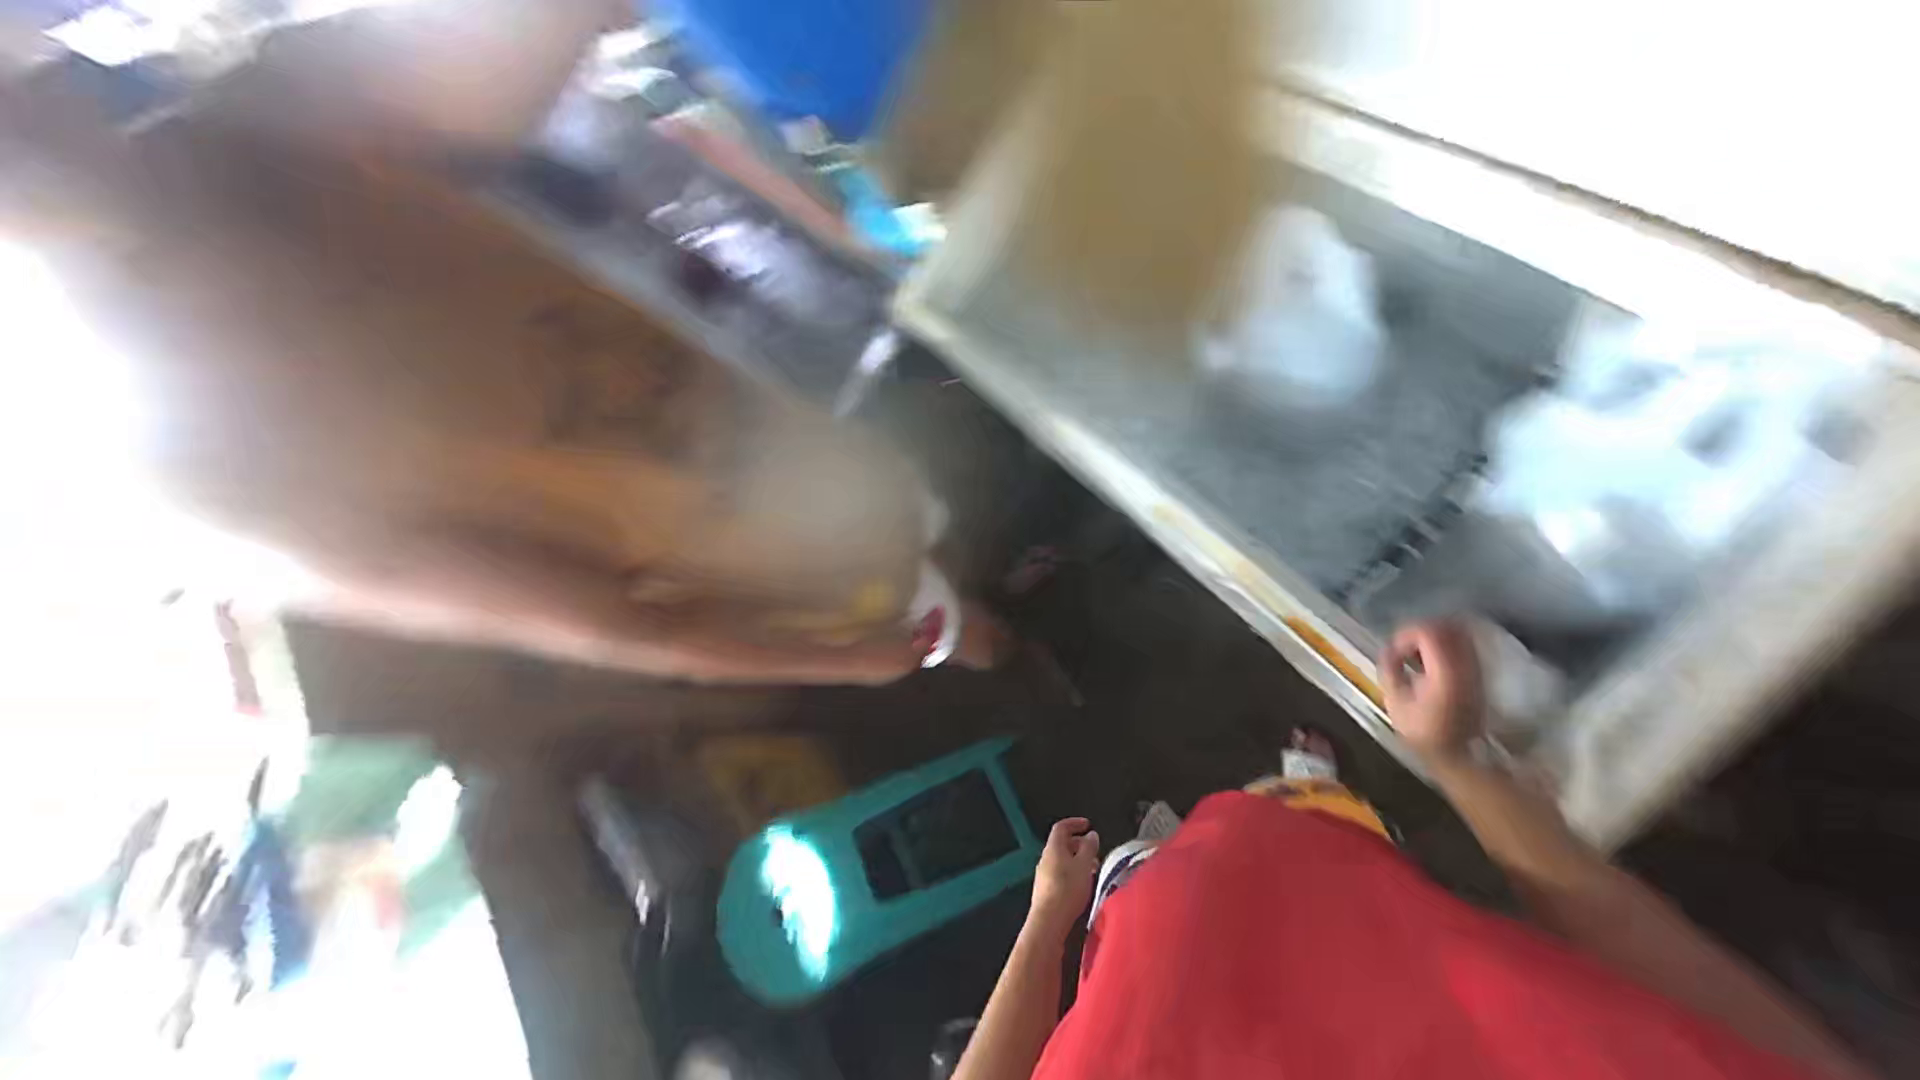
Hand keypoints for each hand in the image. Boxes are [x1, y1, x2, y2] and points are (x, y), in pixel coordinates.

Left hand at [1029, 818, 1099, 936]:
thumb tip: (1091, 835)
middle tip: (1094, 849)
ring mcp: (1043, 874)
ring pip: (1062, 860)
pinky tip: (1082, 884)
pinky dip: (1072, 872)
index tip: (1087, 824)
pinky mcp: (1045, 890)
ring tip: (1092, 868)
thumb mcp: (1084, 865)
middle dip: (1078, 843)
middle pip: (1061, 844)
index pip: (1061, 827)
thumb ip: (1089, 848)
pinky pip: (1060, 873)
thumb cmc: (1067, 889)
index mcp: (1053, 848)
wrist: (1049, 921)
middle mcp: (1045, 858)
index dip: (1074, 823)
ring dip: (1077, 860)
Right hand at [1381, 620, 1485, 764]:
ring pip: (1460, 634)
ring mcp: (1478, 670)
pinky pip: (1465, 647)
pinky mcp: (1481, 676)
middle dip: (1421, 631)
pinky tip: (1433, 663)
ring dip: (1436, 637)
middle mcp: (1467, 666)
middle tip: (1405, 645)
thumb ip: (1389, 670)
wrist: (1462, 756)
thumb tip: (1388, 652)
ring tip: (1418, 654)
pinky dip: (1447, 647)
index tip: (1395, 649)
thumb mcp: (1396, 702)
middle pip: (1448, 627)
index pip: (1429, 632)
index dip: (1406, 634)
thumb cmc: (1425, 732)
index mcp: (1445, 672)